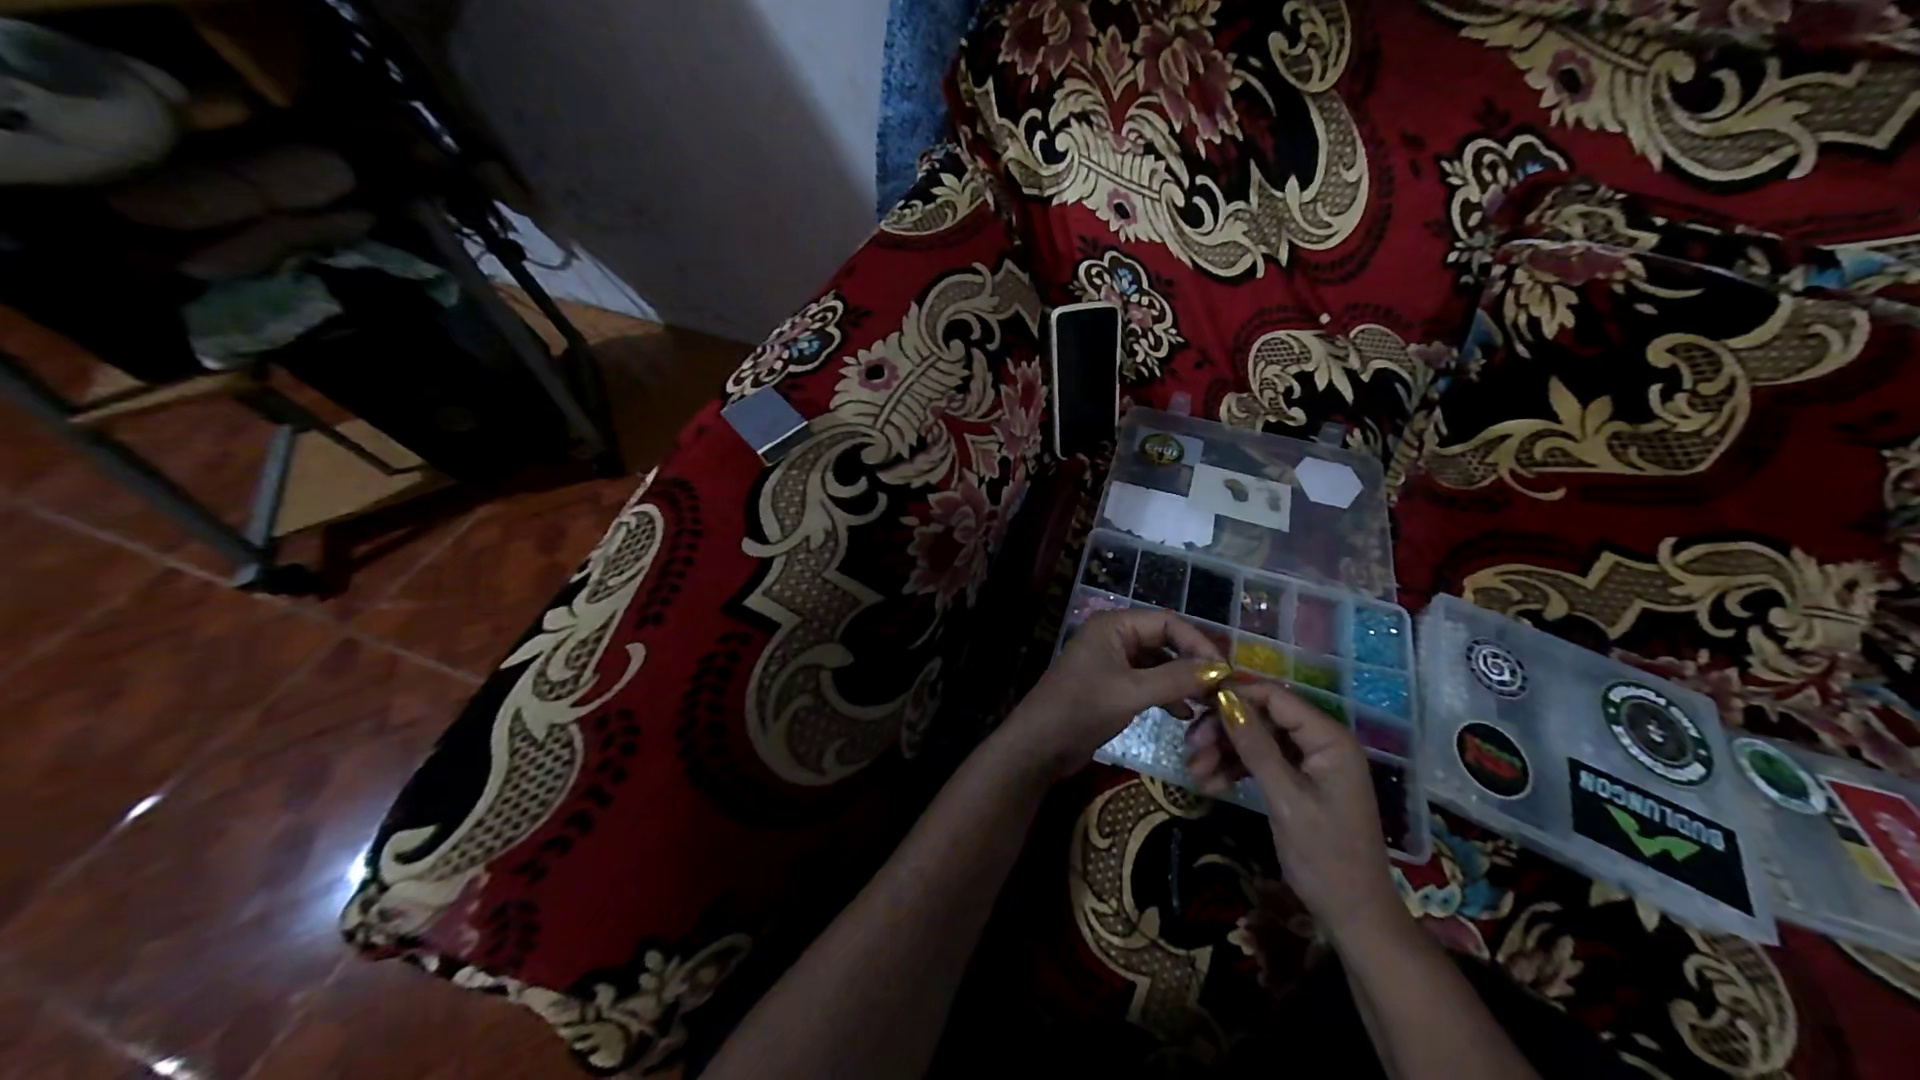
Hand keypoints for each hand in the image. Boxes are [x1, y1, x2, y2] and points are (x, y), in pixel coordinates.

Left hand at [999, 608, 1225, 781]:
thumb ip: (1175, 678)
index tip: (1225, 671)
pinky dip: (1167, 695)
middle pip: (1165, 641)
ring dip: (1183, 681)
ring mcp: (1111, 662)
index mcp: (1114, 625)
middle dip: (1193, 663)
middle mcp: (1114, 637)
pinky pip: (1148, 682)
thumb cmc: (1082, 709)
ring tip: (1209, 703)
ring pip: (1158, 664)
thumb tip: (1219, 670)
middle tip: (1222, 688)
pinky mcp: (1111, 687)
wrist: (1040, 745)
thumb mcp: (1131, 692)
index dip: (1198, 643)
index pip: (1168, 622)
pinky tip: (1186, 714)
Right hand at [1186, 681, 1401, 938]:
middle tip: (1191, 747)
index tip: (1196, 704)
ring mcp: (1308, 762)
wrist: (1351, 911)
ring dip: (1223, 752)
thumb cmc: (1325, 855)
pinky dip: (1234, 770)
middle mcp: (1320, 742)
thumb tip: (1226, 701)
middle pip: (1262, 717)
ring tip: (1194, 772)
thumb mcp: (1286, 799)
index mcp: (1329, 739)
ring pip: (1256, 739)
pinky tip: (1209, 784)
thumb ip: (1256, 748)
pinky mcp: (1297, 780)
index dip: (1236, 695)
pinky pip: (1259, 762)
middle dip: (1224, 729)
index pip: (1276, 697)